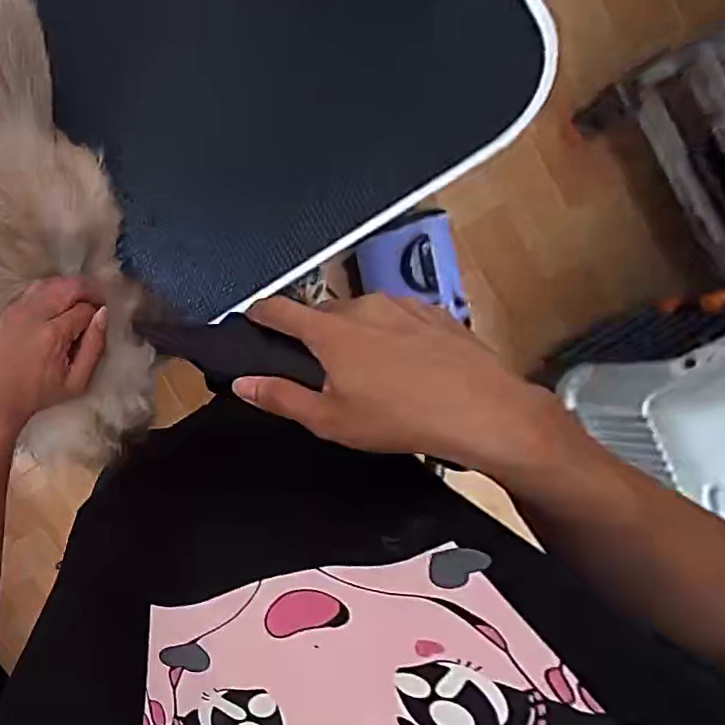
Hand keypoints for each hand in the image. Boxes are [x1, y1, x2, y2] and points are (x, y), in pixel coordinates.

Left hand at [0, 276, 108, 439]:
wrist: (0, 395)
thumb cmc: (42, 392)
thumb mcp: (78, 381)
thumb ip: (94, 347)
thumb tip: (103, 314)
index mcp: (53, 334)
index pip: (84, 309)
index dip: (97, 313)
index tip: (100, 322)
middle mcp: (34, 315)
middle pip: (68, 286)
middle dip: (88, 290)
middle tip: (98, 300)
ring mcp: (18, 309)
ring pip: (50, 282)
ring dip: (70, 286)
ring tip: (81, 298)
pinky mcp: (8, 309)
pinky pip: (34, 288)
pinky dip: (51, 289)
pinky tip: (59, 301)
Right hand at [231, 294, 568, 473]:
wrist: (480, 411)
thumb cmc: (403, 417)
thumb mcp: (330, 419)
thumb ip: (281, 397)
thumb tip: (245, 384)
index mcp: (331, 332)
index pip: (279, 309)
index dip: (260, 312)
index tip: (254, 317)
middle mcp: (364, 307)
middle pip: (323, 313)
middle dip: (315, 336)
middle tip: (323, 371)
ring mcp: (402, 305)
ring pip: (363, 315)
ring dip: (356, 336)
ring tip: (371, 377)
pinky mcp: (432, 313)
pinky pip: (398, 319)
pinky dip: (390, 336)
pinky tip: (404, 369)